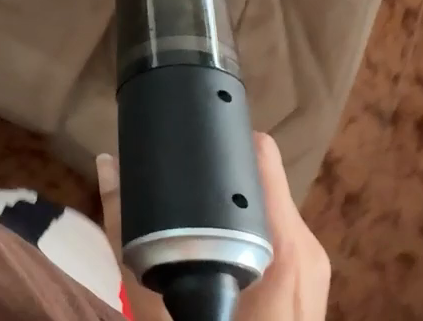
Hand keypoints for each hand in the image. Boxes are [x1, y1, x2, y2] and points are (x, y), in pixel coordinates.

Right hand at [97, 134, 329, 320]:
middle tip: (185, 177)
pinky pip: (281, 240)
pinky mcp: (311, 289)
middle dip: (224, 173)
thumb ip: (127, 226)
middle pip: (264, 180)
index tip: (192, 130)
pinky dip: (252, 234)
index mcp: (284, 243)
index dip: (225, 134)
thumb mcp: (155, 293)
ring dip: (237, 206)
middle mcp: (309, 248)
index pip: (261, 154)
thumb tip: (107, 164)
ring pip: (272, 211)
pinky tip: (223, 248)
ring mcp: (315, 271)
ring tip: (199, 212)